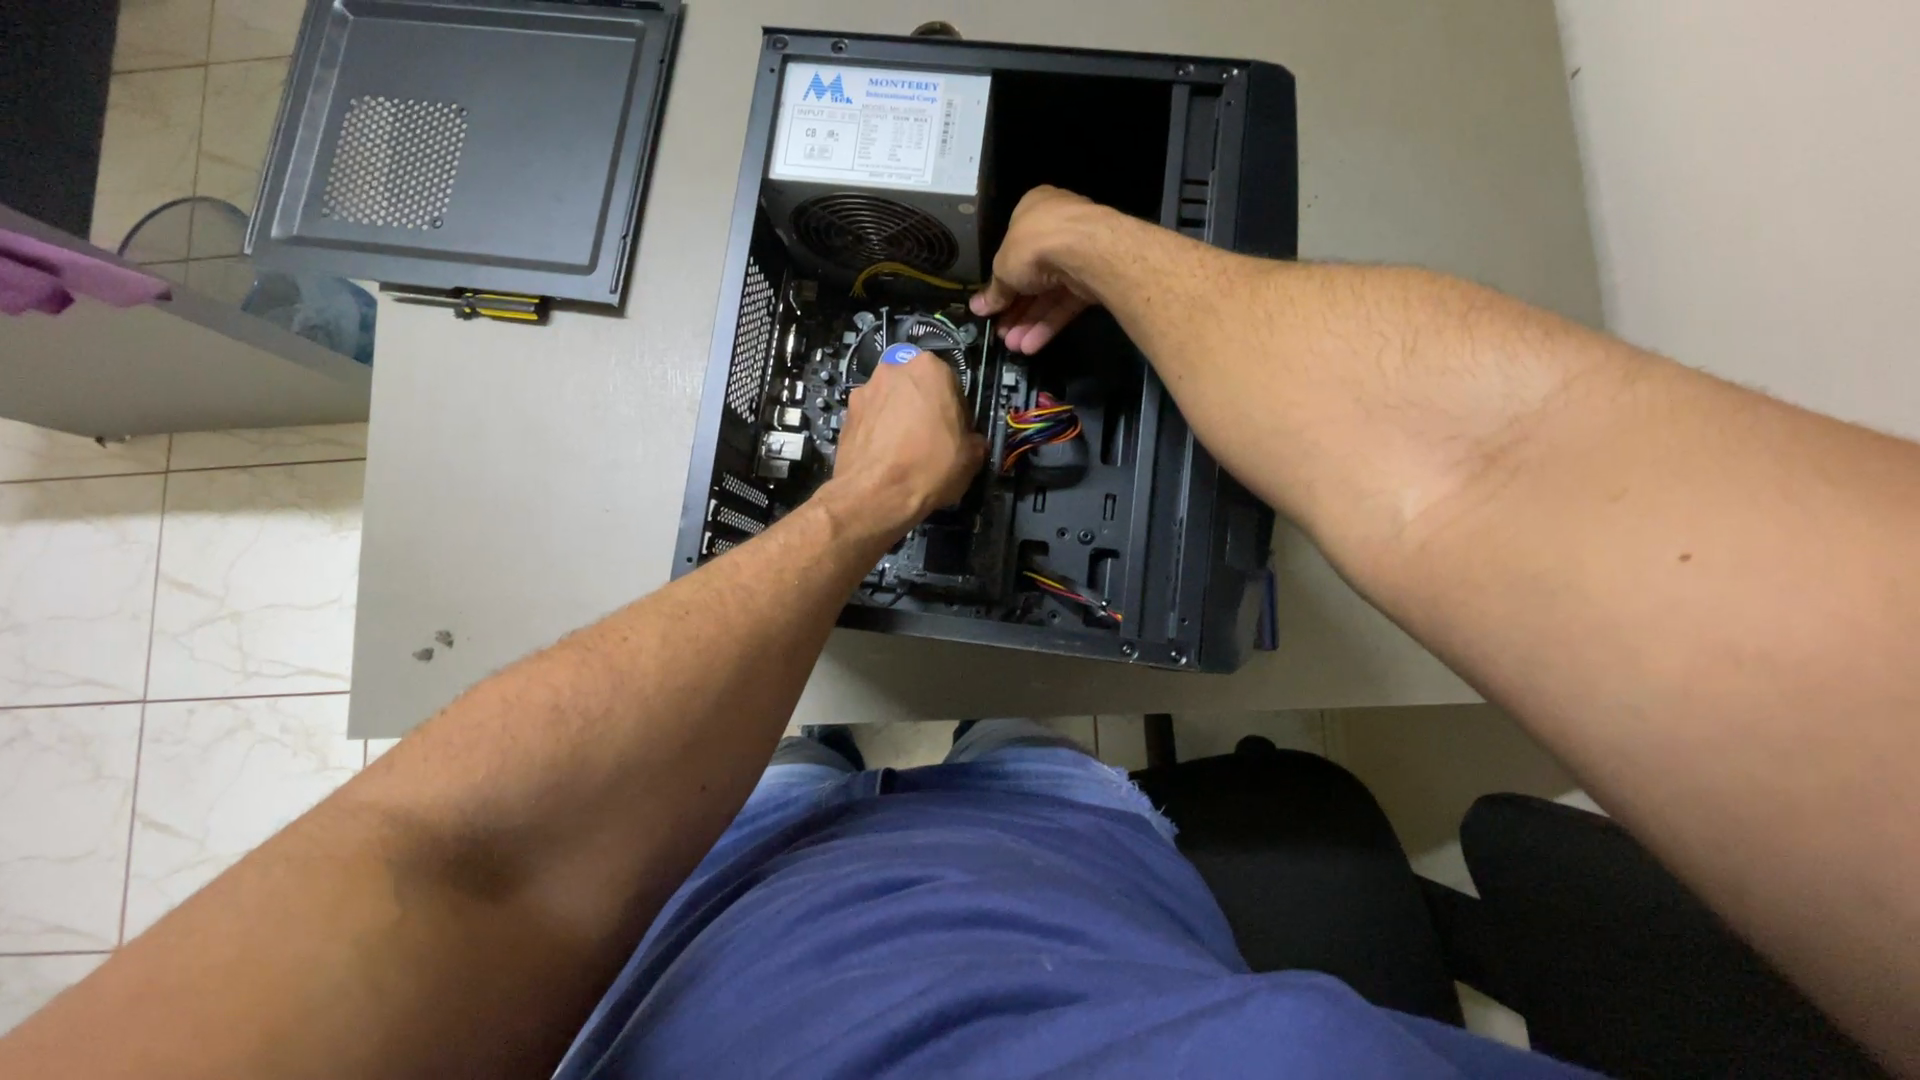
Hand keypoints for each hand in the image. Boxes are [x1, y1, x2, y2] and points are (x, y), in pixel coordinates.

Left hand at [822, 352, 986, 539]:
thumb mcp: (972, 457)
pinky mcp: (846, 415)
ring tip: (904, 453)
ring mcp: (865, 391)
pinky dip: (878, 434)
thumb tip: (970, 442)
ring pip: (891, 404)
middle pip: (917, 390)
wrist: (875, 494)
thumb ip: (974, 439)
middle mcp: (893, 371)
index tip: (956, 435)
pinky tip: (885, 459)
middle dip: (924, 410)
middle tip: (931, 442)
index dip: (957, 414)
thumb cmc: (929, 467)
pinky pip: (871, 421)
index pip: (952, 387)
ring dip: (899, 420)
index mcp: (930, 369)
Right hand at [969, 186, 1114, 353]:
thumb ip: (994, 290)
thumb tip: (977, 307)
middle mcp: (1058, 228)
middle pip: (1032, 275)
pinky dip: (1050, 323)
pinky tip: (1032, 344)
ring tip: (1014, 345)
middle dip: (1016, 308)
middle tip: (1001, 333)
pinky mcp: (1095, 277)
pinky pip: (1067, 302)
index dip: (1002, 280)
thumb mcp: (1003, 268)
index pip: (1013, 249)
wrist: (1083, 250)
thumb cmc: (1033, 245)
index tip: (992, 305)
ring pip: (1050, 293)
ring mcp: (1079, 253)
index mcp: (1033, 211)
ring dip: (1030, 321)